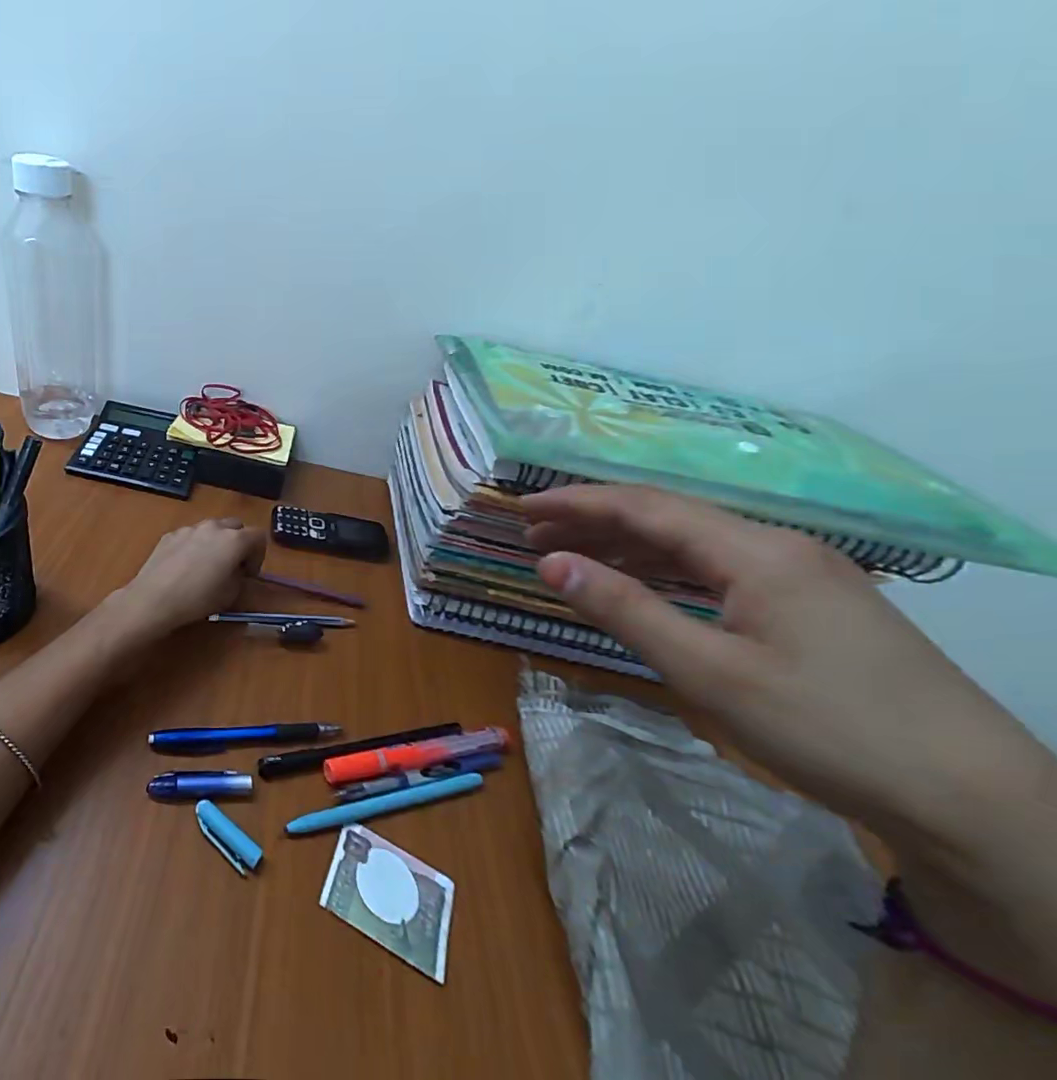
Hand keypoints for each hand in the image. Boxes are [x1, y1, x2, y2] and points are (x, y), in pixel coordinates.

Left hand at [108, 518, 265, 636]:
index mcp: (234, 540)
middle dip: (238, 543)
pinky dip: (194, 545)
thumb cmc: (198, 599)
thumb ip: (240, 577)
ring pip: (211, 529)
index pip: (258, 537)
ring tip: (207, 566)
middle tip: (232, 565)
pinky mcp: (170, 535)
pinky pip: (190, 536)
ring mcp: (189, 528)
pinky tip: (184, 566)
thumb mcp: (231, 594)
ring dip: (216, 542)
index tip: (248, 574)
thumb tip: (236, 570)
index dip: (258, 556)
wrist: (154, 598)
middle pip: (235, 526)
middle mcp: (213, 527)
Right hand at [520, 485, 1049, 866]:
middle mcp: (783, 549)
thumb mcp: (705, 670)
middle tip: (532, 535)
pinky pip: (720, 570)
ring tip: (569, 557)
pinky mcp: (815, 606)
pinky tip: (641, 586)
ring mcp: (805, 576)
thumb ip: (624, 609)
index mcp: (758, 553)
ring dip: (627, 546)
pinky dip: (665, 571)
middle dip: (595, 521)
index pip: (647, 507)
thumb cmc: (824, 727)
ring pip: (696, 544)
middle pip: (671, 518)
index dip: (578, 502)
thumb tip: (550, 564)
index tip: (521, 509)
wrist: (968, 794)